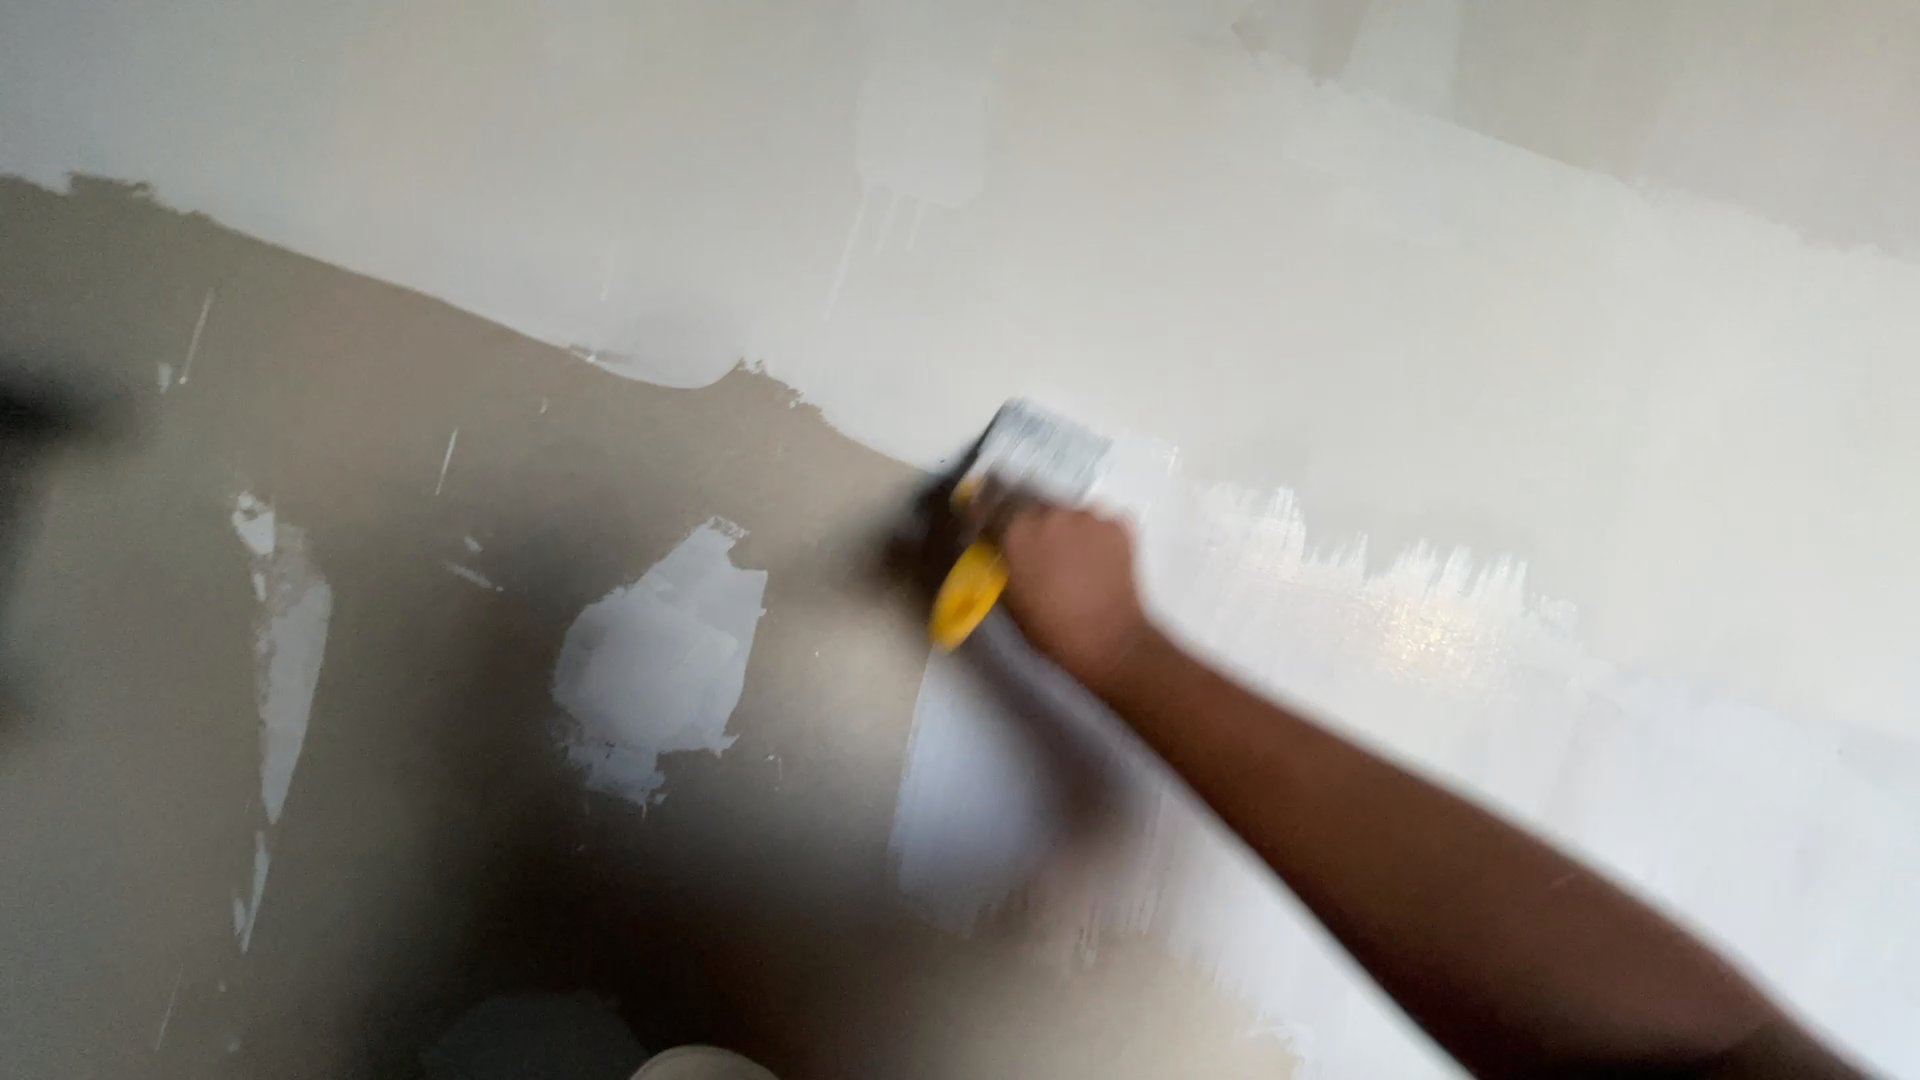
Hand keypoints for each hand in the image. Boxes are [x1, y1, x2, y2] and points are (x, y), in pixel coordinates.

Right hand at [976, 493, 1154, 690]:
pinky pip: (1095, 521)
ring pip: (1064, 509)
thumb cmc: (1051, 628)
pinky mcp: (1118, 522)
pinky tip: (1094, 558)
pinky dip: (1090, 534)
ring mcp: (1088, 513)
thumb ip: (1000, 561)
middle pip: (1026, 499)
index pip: (987, 504)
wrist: (1111, 640)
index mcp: (1016, 530)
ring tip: (1066, 551)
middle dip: (1020, 513)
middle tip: (1025, 536)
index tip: (980, 518)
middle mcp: (1050, 510)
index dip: (981, 510)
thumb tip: (996, 545)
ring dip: (1058, 524)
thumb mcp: (1009, 597)